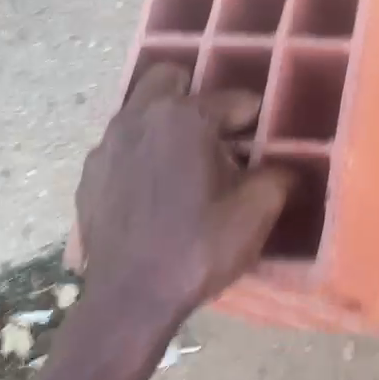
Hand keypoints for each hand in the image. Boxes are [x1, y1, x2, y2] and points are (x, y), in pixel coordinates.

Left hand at [62, 64, 290, 318]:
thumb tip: (289, 167)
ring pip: (140, 109)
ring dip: (165, 122)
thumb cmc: (199, 249)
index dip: (254, 120)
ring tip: (185, 162)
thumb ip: (279, 177)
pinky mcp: (89, 175)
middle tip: (217, 134)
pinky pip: (121, 145)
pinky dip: (141, 153)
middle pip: (171, 78)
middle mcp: (140, 117)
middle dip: (197, 96)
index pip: (234, 99)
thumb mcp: (256, 212)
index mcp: (185, 118)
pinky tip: (155, 190)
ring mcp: (107, 145)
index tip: (262, 142)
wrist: (130, 301)